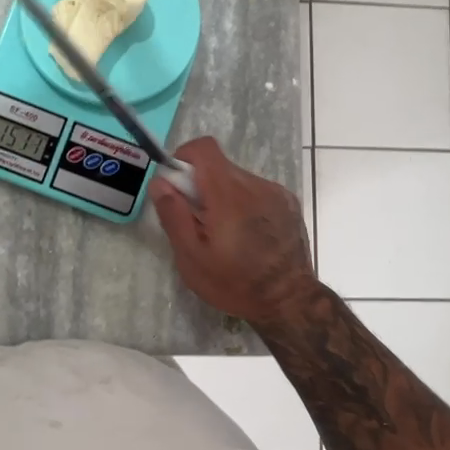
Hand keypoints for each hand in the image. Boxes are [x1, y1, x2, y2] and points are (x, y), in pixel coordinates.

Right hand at [150, 137, 319, 327]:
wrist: (289, 301)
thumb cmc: (234, 283)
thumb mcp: (191, 257)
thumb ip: (173, 215)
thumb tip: (160, 182)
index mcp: (228, 195)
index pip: (204, 148)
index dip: (184, 156)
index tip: (176, 184)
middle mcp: (255, 185)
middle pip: (219, 166)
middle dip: (201, 186)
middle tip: (198, 221)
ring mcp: (276, 193)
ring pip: (238, 180)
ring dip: (223, 196)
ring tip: (225, 234)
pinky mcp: (289, 203)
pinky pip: (257, 191)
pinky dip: (244, 204)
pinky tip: (247, 236)